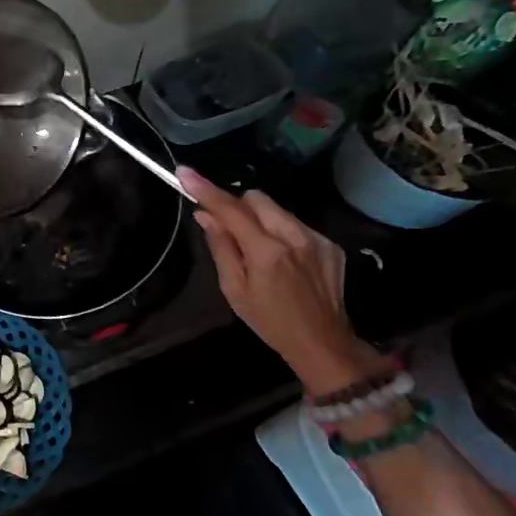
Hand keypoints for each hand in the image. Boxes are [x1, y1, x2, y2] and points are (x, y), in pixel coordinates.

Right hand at [177, 167, 389, 395]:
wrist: (322, 342)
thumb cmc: (270, 322)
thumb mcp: (235, 291)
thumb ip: (221, 248)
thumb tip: (206, 215)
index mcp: (266, 252)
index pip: (231, 209)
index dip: (205, 189)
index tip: (185, 173)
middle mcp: (294, 236)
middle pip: (256, 198)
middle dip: (238, 207)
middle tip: (231, 232)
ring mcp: (317, 238)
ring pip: (278, 210)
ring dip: (261, 221)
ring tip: (261, 253)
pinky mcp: (331, 244)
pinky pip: (297, 224)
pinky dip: (283, 234)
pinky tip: (286, 262)